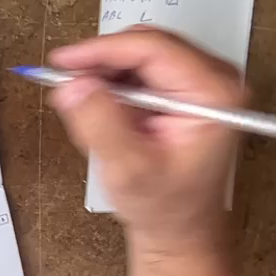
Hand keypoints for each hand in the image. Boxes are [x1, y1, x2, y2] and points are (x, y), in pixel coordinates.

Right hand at [48, 28, 244, 260]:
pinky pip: (139, 72)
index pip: (152, 48)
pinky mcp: (181, 93)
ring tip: (85, 107)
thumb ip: (99, 123)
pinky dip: (111, 86)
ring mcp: (197, 86)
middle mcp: (212, 82)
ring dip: (104, 75)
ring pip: (139, 56)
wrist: (178, 229)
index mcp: (212, 94)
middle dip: (101, 61)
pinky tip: (101, 112)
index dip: (102, 50)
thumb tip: (73, 85)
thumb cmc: (165, 207)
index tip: (64, 62)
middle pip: (146, 46)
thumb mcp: (127, 168)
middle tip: (65, 80)